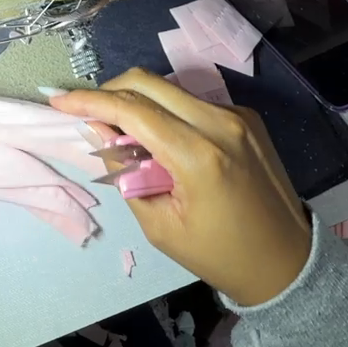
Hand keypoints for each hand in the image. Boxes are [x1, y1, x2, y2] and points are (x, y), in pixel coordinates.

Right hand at [50, 69, 311, 305]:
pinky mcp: (245, 117)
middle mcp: (220, 123)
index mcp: (199, 155)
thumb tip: (99, 129)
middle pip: (147, 82)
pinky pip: (190, 100)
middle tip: (86, 112)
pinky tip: (159, 140)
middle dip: (109, 90)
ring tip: (122, 132)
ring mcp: (236, 115)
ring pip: (168, 87)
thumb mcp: (159, 224)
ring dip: (137, 100)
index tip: (58, 101)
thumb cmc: (219, 254)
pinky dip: (164, 110)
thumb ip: (124, 171)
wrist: (288, 264)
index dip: (89, 101)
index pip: (132, 109)